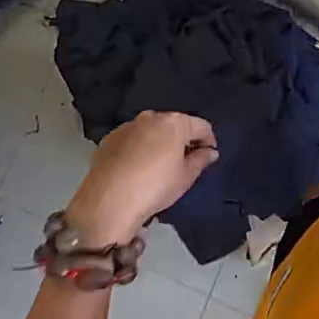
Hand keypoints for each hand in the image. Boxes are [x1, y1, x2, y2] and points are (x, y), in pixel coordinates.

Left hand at [65, 111, 218, 246]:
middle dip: (182, 141)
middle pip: (175, 125)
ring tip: (159, 167)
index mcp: (174, 122)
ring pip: (152, 131)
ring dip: (160, 143)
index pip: (201, 126)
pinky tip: (137, 169)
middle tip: (185, 162)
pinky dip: (139, 149)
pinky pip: (132, 140)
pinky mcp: (109, 139)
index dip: (208, 141)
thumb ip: (201, 160)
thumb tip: (210, 152)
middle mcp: (150, 117)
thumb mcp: (186, 176)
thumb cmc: (155, 186)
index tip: (208, 156)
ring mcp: (127, 126)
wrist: (109, 201)